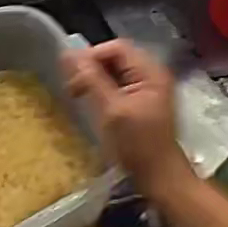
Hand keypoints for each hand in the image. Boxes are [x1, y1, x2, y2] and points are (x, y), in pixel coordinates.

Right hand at [62, 40, 192, 195]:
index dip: (92, 56)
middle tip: (73, 88)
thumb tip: (67, 55)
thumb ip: (91, 80)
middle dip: (91, 68)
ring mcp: (148, 89)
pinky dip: (102, 90)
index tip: (73, 77)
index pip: (116, 47)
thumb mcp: (112, 110)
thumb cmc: (138, 145)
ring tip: (78, 95)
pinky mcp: (141, 101)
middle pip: (115, 57)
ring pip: (114, 71)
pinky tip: (91, 103)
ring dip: (94, 79)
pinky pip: (118, 85)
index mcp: (151, 72)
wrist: (160, 179)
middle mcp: (151, 75)